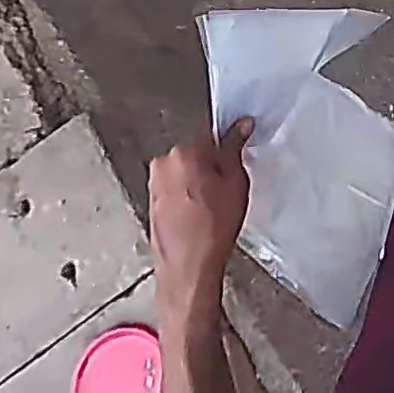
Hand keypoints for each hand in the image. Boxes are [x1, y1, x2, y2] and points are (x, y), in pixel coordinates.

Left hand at [148, 118, 253, 315]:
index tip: (240, 145)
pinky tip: (204, 211)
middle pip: (196, 150)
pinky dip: (190, 194)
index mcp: (183, 153)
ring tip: (217, 200)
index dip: (229, 140)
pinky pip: (177, 187)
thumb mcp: (235, 180)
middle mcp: (163, 164)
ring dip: (200, 178)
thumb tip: (240, 127)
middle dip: (213, 161)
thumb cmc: (211, 227)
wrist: (189, 266)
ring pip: (186, 170)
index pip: (210, 131)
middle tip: (230, 180)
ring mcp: (154, 184)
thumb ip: (234, 148)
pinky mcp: (153, 202)